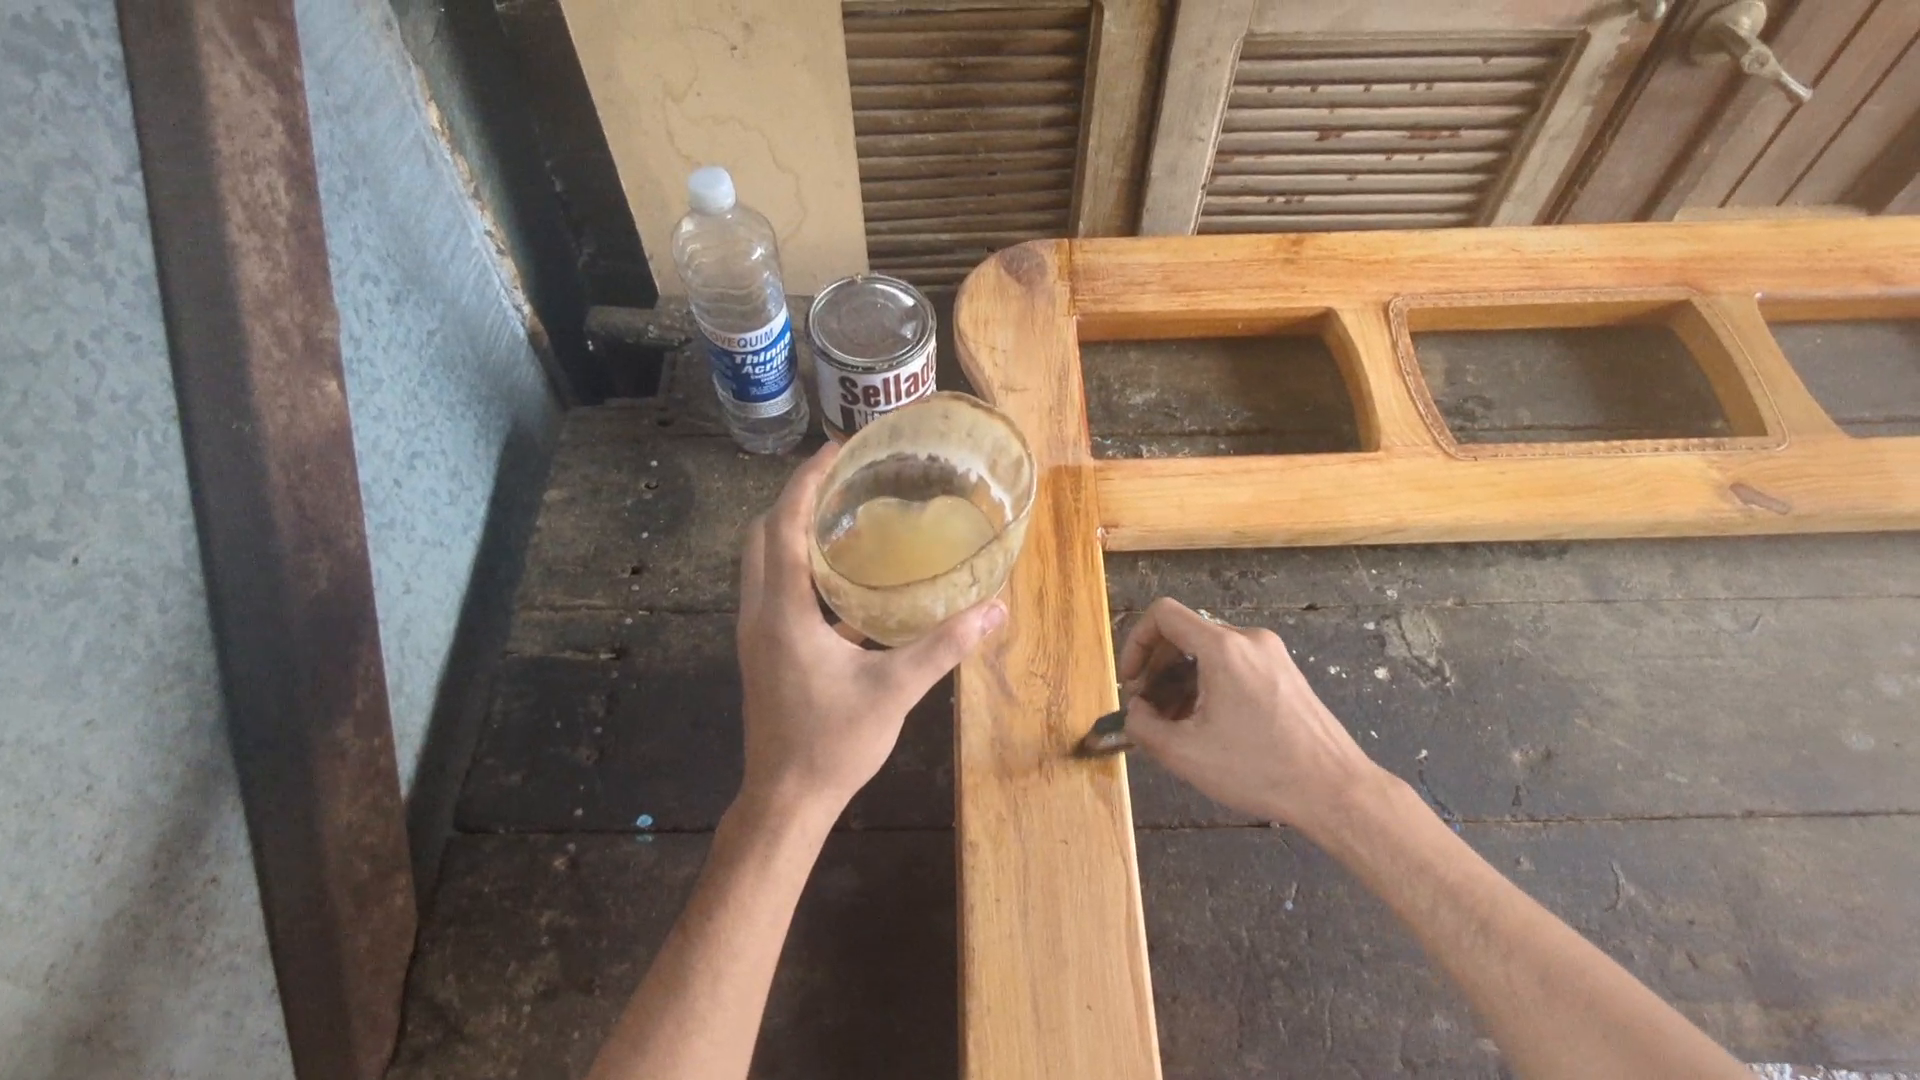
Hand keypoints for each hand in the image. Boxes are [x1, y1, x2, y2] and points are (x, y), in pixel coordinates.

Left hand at [734, 444, 1006, 818]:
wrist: (786, 799)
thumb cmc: (832, 744)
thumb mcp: (894, 692)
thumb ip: (943, 647)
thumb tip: (993, 609)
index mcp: (784, 612)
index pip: (785, 525)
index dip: (807, 480)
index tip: (838, 448)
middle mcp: (760, 612)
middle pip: (763, 533)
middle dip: (797, 497)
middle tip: (845, 477)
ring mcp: (757, 633)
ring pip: (763, 560)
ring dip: (794, 528)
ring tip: (845, 513)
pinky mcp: (765, 650)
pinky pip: (775, 587)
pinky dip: (799, 564)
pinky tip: (844, 574)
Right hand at [1118, 597, 1385, 836]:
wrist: (1335, 791)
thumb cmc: (1259, 769)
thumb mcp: (1185, 753)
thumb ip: (1143, 726)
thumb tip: (1135, 710)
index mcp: (1223, 648)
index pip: (1163, 615)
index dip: (1135, 643)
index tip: (1131, 682)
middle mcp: (1249, 640)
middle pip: (1185, 633)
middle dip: (1156, 668)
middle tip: (1146, 708)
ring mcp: (1271, 655)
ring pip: (1208, 652)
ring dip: (1180, 680)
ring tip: (1173, 722)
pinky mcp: (1284, 673)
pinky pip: (1232, 665)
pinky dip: (1208, 685)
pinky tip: (1204, 724)